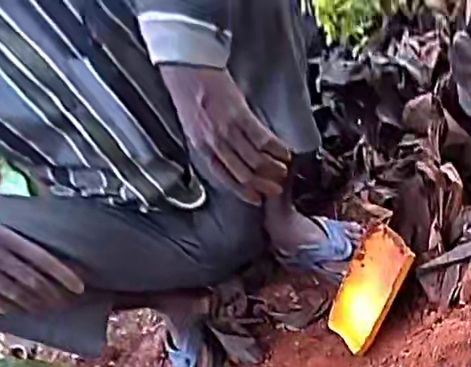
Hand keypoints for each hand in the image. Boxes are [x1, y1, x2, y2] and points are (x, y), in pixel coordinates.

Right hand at [0, 173, 82, 313]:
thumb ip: (7, 236)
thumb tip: (37, 255)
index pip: (43, 259)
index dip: (64, 276)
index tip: (79, 287)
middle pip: (34, 282)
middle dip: (54, 295)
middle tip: (65, 301)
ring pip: (17, 294)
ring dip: (36, 304)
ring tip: (47, 307)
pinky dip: (11, 307)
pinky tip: (20, 309)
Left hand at [158, 64, 288, 203]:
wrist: (185, 62)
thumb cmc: (188, 92)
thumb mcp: (193, 127)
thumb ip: (211, 148)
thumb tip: (233, 166)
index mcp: (201, 146)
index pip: (226, 178)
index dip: (244, 192)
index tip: (258, 199)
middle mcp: (215, 141)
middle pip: (245, 174)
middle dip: (264, 185)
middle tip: (276, 188)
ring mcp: (228, 128)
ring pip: (256, 160)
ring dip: (274, 169)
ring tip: (283, 170)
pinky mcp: (240, 114)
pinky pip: (263, 139)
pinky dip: (277, 149)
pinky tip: (285, 152)